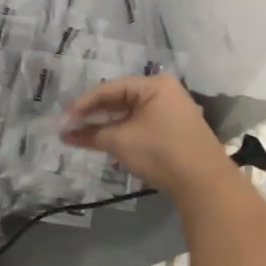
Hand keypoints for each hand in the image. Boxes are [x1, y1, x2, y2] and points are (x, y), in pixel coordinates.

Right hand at [61, 75, 236, 196]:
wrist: (202, 181)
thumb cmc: (159, 151)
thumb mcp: (119, 141)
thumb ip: (90, 134)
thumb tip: (65, 134)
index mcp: (153, 85)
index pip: (108, 89)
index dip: (82, 105)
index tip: (63, 119)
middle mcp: (164, 91)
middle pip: (119, 98)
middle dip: (93, 114)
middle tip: (69, 126)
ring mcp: (171, 109)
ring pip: (129, 112)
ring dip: (105, 124)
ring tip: (82, 134)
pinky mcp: (173, 127)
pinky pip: (140, 122)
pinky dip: (121, 130)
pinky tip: (105, 139)